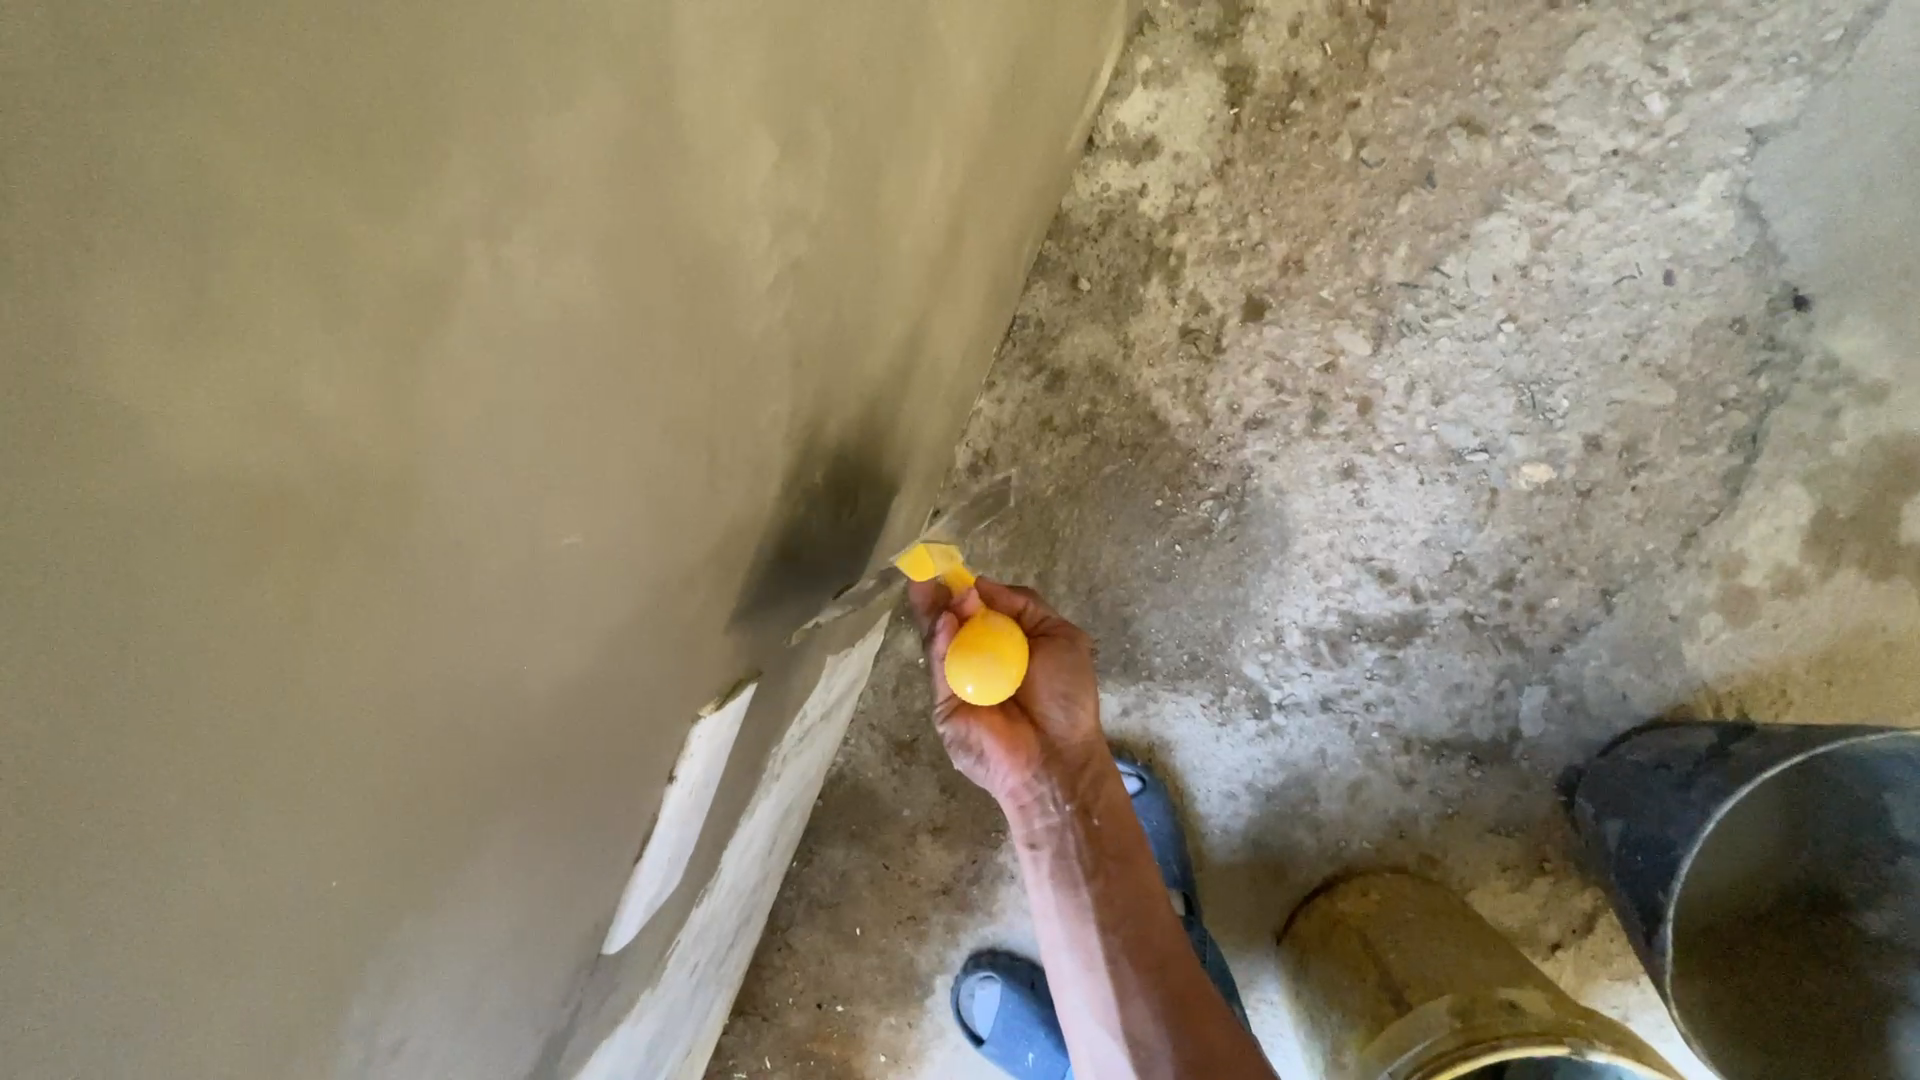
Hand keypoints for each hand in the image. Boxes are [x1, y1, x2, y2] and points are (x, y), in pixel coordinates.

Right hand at [909, 578, 1108, 812]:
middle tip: (925, 573)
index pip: (978, 610)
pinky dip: (941, 643)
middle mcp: (978, 658)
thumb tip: (981, 584)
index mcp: (1006, 642)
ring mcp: (959, 681)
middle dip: (938, 598)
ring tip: (930, 587)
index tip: (953, 570)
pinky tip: (946, 621)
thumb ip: (1023, 607)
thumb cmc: (1066, 697)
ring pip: (940, 642)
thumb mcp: (1060, 637)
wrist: (1059, 756)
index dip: (966, 590)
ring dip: (937, 613)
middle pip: (950, 622)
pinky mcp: (945, 704)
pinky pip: (940, 670)